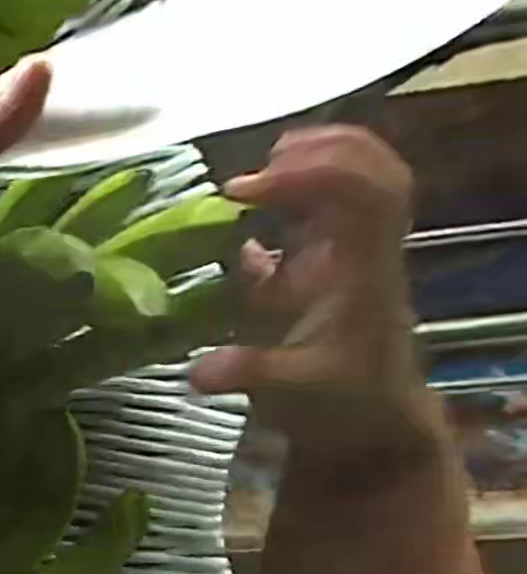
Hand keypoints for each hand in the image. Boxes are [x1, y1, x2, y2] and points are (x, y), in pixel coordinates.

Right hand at [192, 127, 434, 470]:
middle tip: (259, 158)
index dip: (312, 178)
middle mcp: (360, 254)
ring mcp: (342, 262)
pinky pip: (316, 221)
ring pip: (355, 188)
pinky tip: (248, 205)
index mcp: (361, 272)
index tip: (240, 187)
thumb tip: (199, 371)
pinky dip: (289, 201)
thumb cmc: (336, 402)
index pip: (363, 197)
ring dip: (318, 163)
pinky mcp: (317, 276)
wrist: (364, 421)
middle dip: (326, 152)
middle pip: (375, 175)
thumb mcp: (295, 391)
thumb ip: (252, 373)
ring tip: (263, 160)